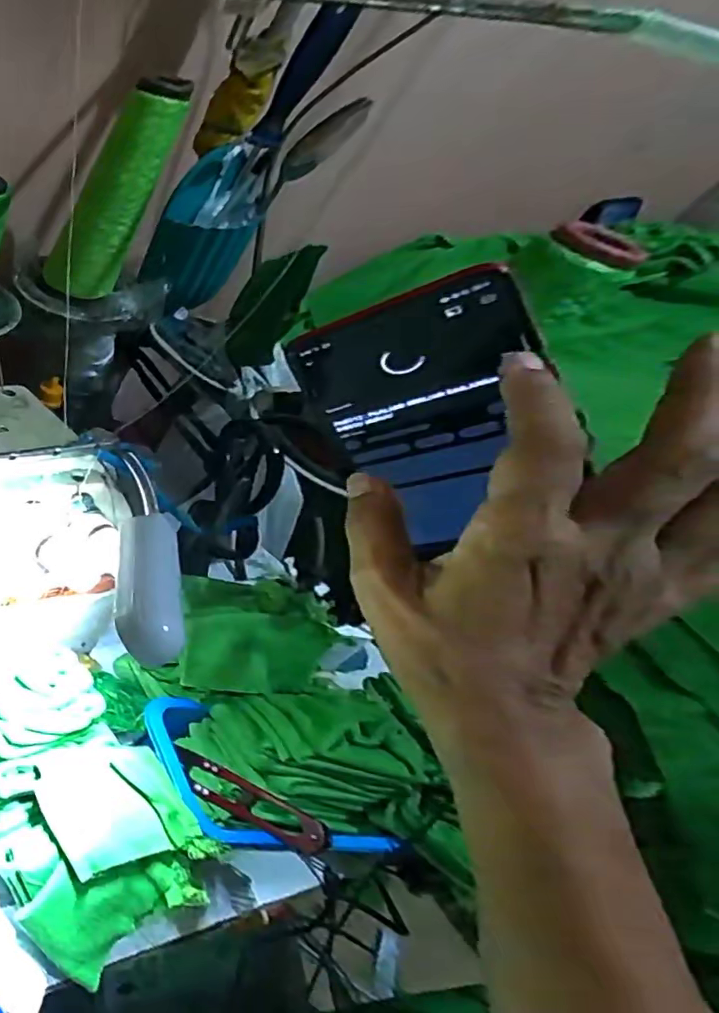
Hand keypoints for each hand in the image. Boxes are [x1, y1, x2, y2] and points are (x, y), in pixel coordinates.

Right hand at [345, 338, 718, 748]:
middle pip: (672, 463)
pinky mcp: (667, 588)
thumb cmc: (433, 645)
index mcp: (519, 542)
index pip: (541, 456)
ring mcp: (644, 568)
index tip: (522, 363)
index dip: (537, 403)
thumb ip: (372, 528)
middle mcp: (596, 545)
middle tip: (710, 341)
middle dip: (701, 398)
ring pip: (718, 493)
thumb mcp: (378, 588)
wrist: (504, 708)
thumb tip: (366, 479)